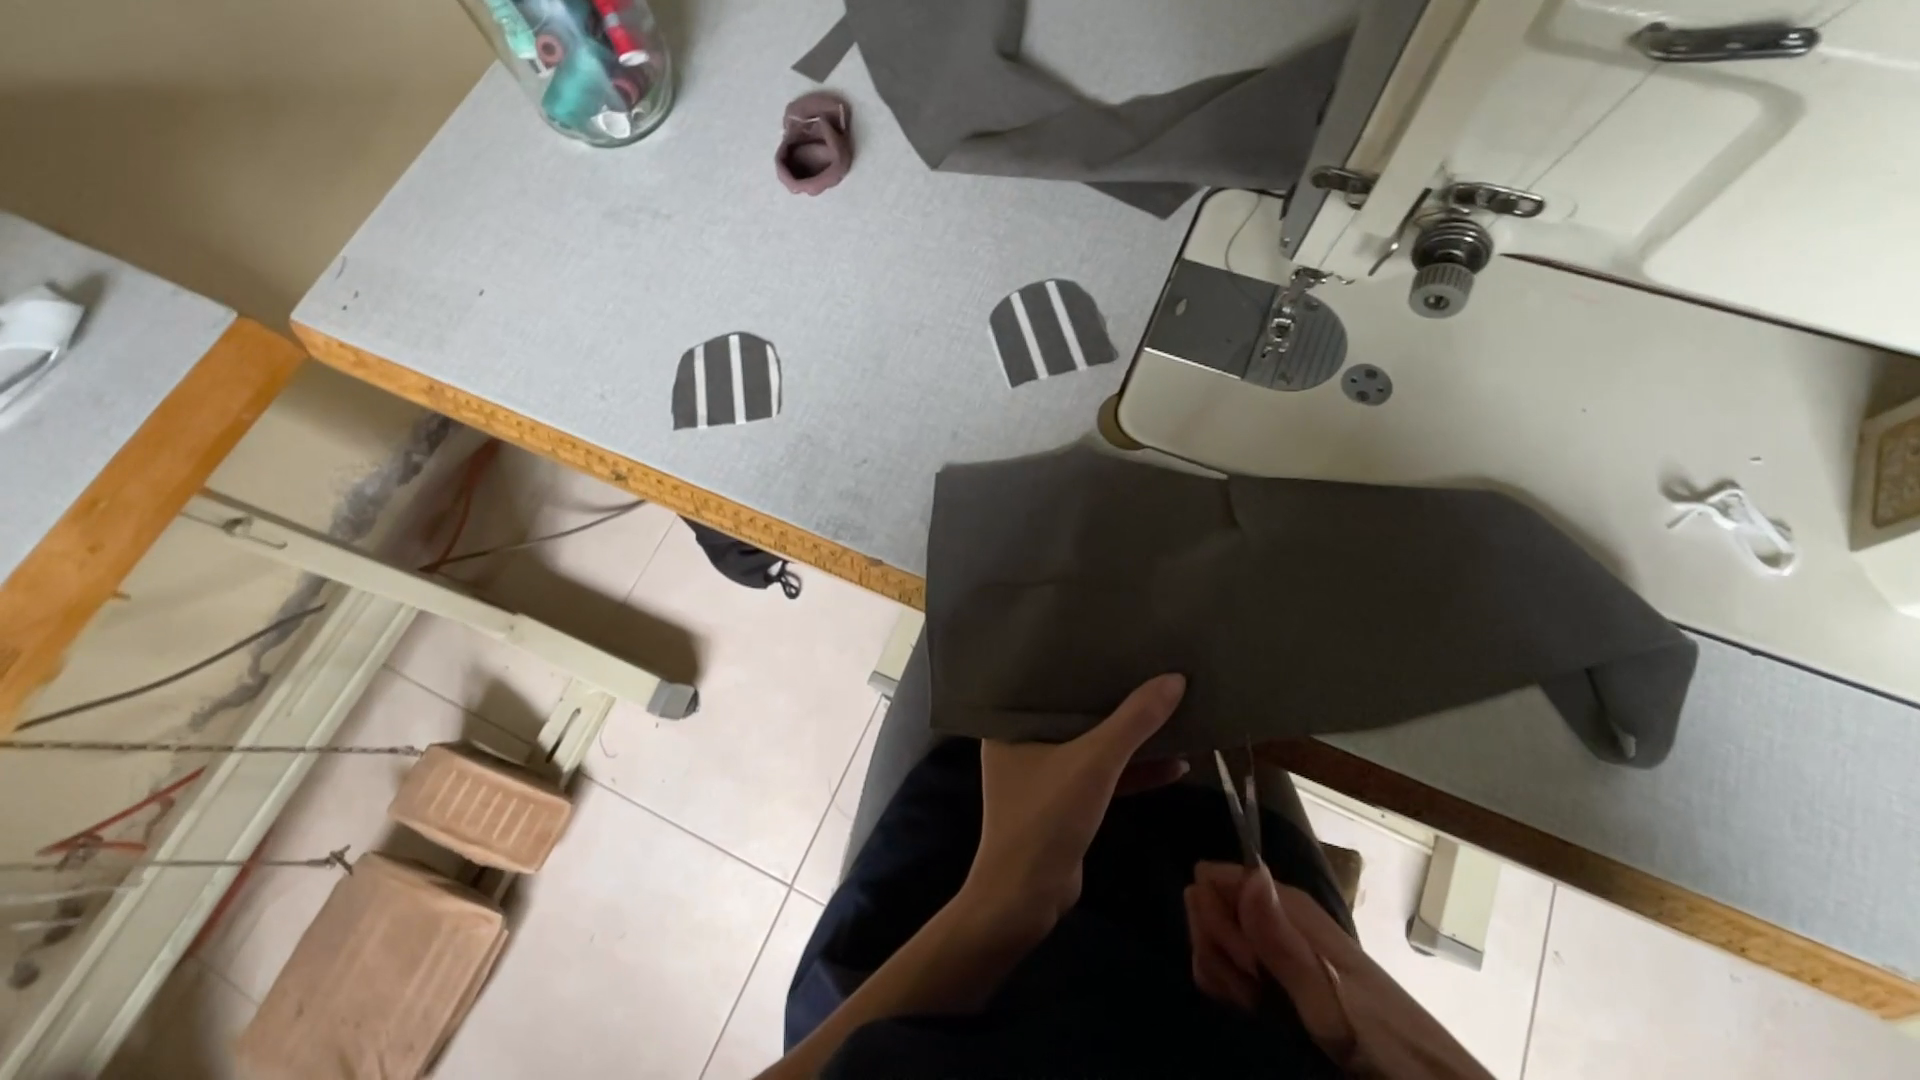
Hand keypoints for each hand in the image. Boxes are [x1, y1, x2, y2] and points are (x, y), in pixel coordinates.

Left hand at [961, 674, 1189, 930]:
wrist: (1026, 897)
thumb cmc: (1046, 817)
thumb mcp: (1095, 762)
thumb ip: (1134, 721)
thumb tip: (1175, 678)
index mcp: (1012, 724)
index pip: (1046, 680)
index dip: (1079, 660)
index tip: (1112, 638)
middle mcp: (1022, 743)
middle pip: (1074, 711)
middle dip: (1112, 697)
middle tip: (1149, 666)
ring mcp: (1043, 775)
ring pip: (1092, 745)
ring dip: (1129, 737)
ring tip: (1172, 712)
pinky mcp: (1064, 803)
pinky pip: (1101, 775)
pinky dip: (1132, 771)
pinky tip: (1174, 764)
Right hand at [1185, 862, 1494, 1079]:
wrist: (1419, 1078)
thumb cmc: (1381, 1039)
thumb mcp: (1328, 998)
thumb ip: (1282, 940)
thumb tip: (1250, 871)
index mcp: (1288, 905)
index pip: (1211, 880)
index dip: (1216, 921)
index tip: (1246, 965)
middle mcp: (1274, 914)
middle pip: (1205, 907)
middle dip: (1216, 950)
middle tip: (1256, 992)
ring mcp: (1269, 944)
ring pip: (1209, 938)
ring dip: (1222, 975)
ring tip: (1259, 1008)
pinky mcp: (1267, 973)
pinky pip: (1221, 966)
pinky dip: (1227, 989)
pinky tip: (1252, 1012)